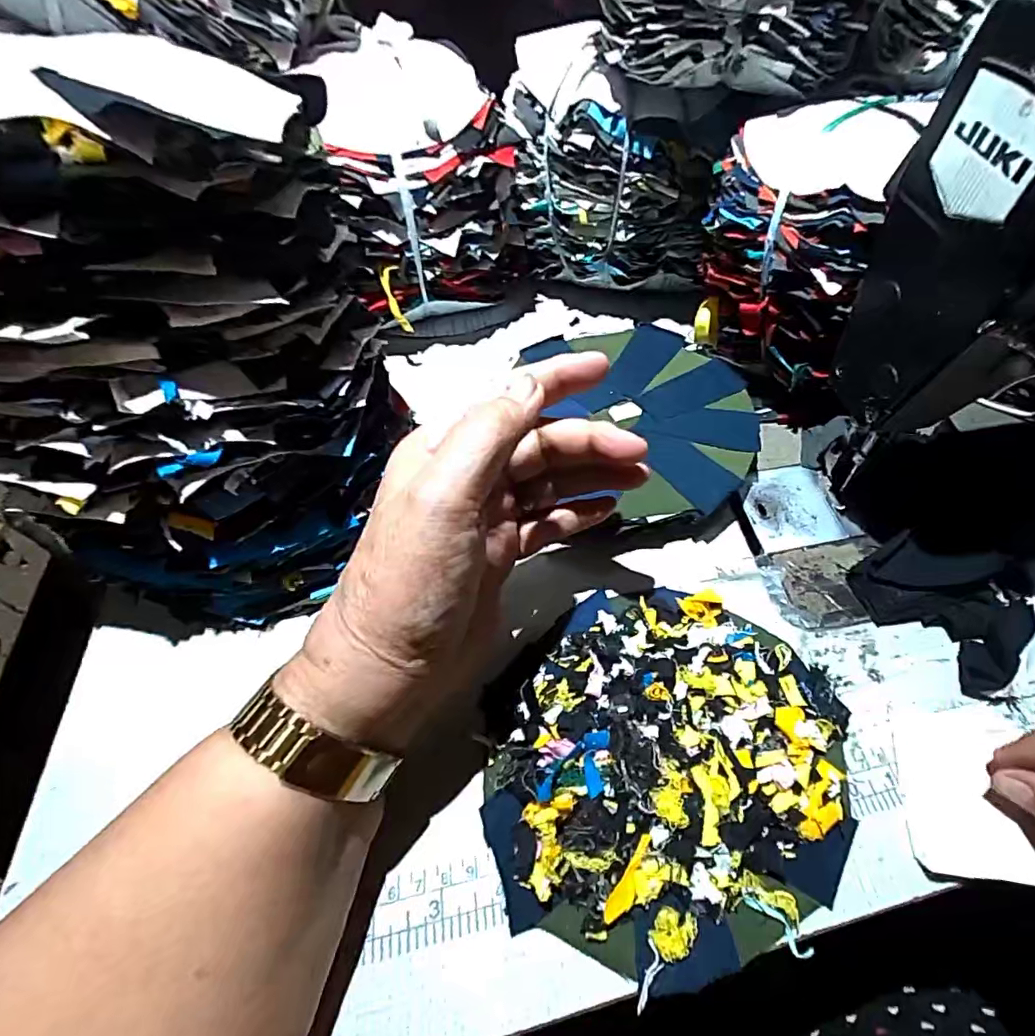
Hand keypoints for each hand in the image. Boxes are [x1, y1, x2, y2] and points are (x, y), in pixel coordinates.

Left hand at [274, 352, 648, 753]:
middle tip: (641, 454)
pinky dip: (580, 511)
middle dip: (593, 441)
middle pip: (544, 444)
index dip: (559, 379)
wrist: (392, 667)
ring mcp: (490, 516)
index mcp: (449, 452)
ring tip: (639, 477)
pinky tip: (607, 509)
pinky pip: (551, 519)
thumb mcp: (445, 498)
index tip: (604, 368)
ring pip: (553, 480)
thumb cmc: (413, 580)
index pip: (512, 401)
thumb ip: (488, 435)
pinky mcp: (504, 551)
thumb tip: (530, 382)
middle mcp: (471, 476)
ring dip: (595, 474)